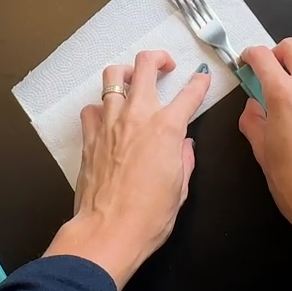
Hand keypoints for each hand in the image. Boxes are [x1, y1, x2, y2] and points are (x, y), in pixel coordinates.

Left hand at [45, 50, 211, 289]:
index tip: (201, 78)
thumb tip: (183, 145)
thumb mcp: (181, 188)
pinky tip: (107, 116)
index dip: (199, 82)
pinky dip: (100, 107)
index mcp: (167, 128)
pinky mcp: (90, 134)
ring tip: (131, 80)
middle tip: (164, 65)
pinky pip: (92, 107)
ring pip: (113, 75)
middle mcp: (138, 115)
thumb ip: (184, 158)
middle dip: (158, 58)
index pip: (189, 93)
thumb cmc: (149, 216)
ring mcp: (110, 121)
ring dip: (126, 73)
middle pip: (145, 65)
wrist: (109, 231)